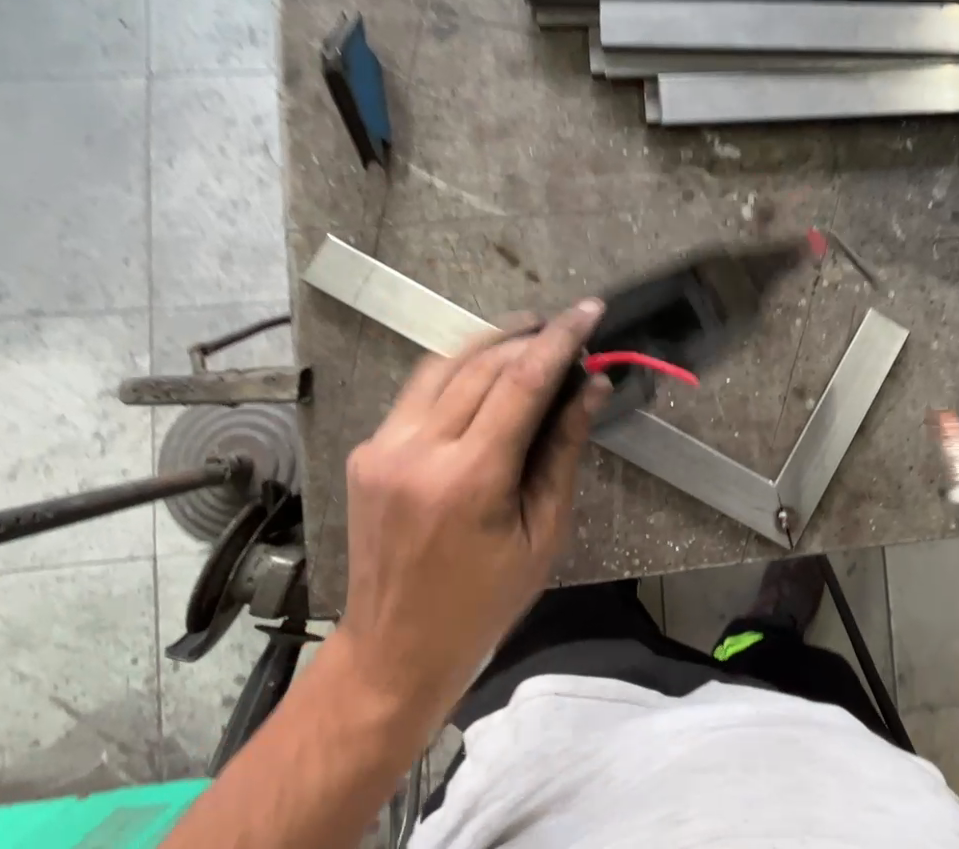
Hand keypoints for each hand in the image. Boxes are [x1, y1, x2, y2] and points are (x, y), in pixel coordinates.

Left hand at [333, 300, 612, 729]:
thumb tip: (593, 387)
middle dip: (531, 337)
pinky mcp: (366, 451)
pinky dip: (458, 372)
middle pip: (482, 364)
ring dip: (491, 342)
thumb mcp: (543, 533)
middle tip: (569, 332)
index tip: (590, 310)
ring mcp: (382, 447)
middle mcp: (418, 451)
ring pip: (443, 365)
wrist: (395, 648)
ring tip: (531, 335)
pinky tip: (485, 378)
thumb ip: (563, 451)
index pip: (522, 382)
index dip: (561, 339)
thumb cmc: (485, 601)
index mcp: (468, 479)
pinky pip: (419, 393)